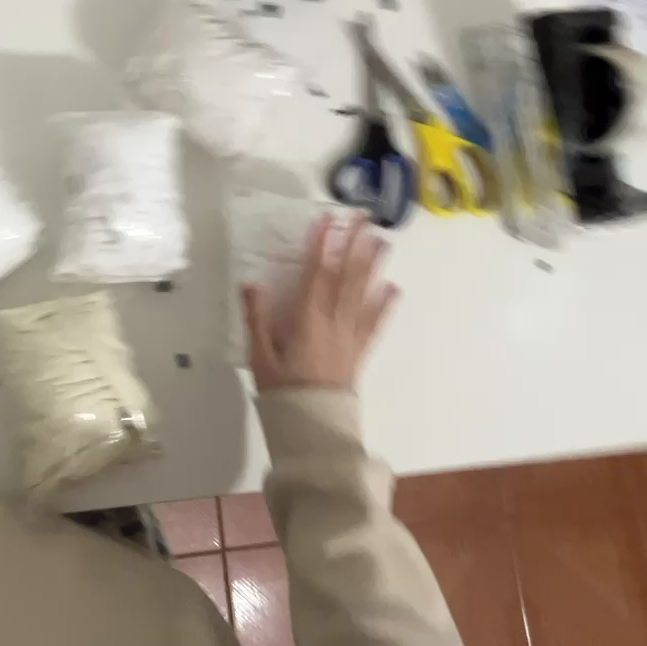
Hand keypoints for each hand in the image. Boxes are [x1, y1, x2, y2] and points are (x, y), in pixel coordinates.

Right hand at [242, 212, 399, 391]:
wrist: (313, 427)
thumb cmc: (282, 389)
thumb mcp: (260, 355)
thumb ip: (257, 318)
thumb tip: (253, 284)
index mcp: (308, 320)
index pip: (317, 275)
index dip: (323, 246)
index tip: (328, 220)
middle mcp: (334, 322)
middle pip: (347, 278)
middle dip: (355, 246)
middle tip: (365, 219)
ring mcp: (351, 335)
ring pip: (363, 294)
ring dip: (373, 266)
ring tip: (383, 241)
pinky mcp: (359, 350)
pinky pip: (375, 323)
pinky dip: (385, 305)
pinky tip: (393, 288)